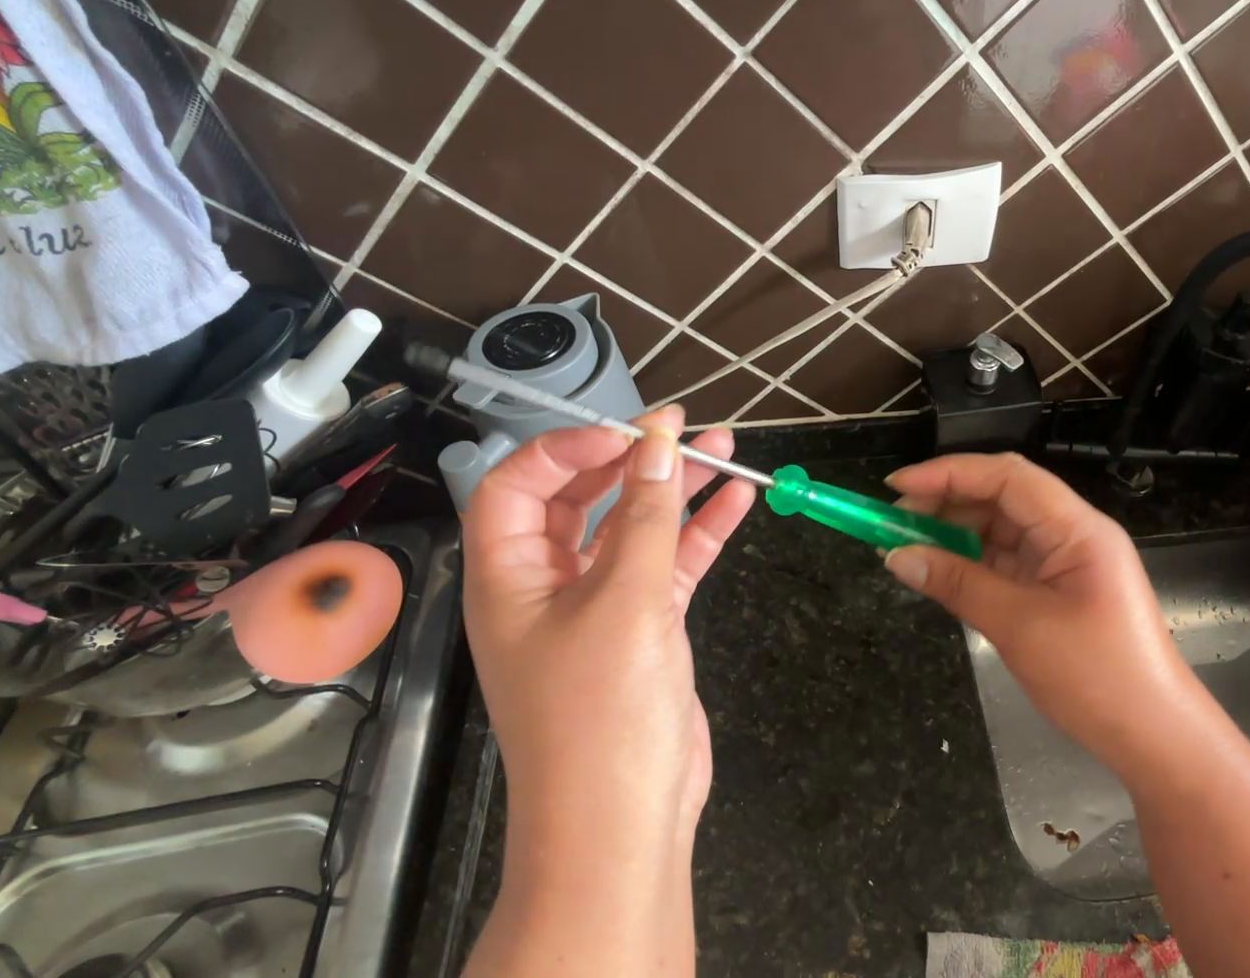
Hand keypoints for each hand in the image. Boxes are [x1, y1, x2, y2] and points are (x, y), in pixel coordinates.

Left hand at [460, 406, 754, 854]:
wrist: (624, 821)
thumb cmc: (603, 710)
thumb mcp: (625, 602)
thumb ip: (646, 516)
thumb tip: (660, 441)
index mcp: (510, 576)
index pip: (519, 485)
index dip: (567, 448)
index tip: (630, 432)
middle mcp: (548, 585)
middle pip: (583, 500)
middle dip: (631, 460)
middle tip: (683, 428)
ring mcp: (601, 607)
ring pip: (635, 529)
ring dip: (676, 490)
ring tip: (724, 448)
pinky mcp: (645, 629)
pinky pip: (670, 565)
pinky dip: (701, 534)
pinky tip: (738, 504)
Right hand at [883, 453, 1213, 778]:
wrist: (1153, 736)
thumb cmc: (1096, 677)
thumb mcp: (1020, 628)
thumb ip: (958, 585)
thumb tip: (897, 557)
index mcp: (1077, 529)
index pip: (1007, 477)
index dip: (950, 473)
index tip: (897, 488)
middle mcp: (1071, 534)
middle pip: (1001, 497)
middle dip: (945, 502)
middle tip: (891, 523)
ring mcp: (1064, 562)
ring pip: (1000, 529)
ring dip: (952, 533)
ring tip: (904, 545)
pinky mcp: (1055, 589)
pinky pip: (1004, 561)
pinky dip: (968, 562)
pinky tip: (936, 568)